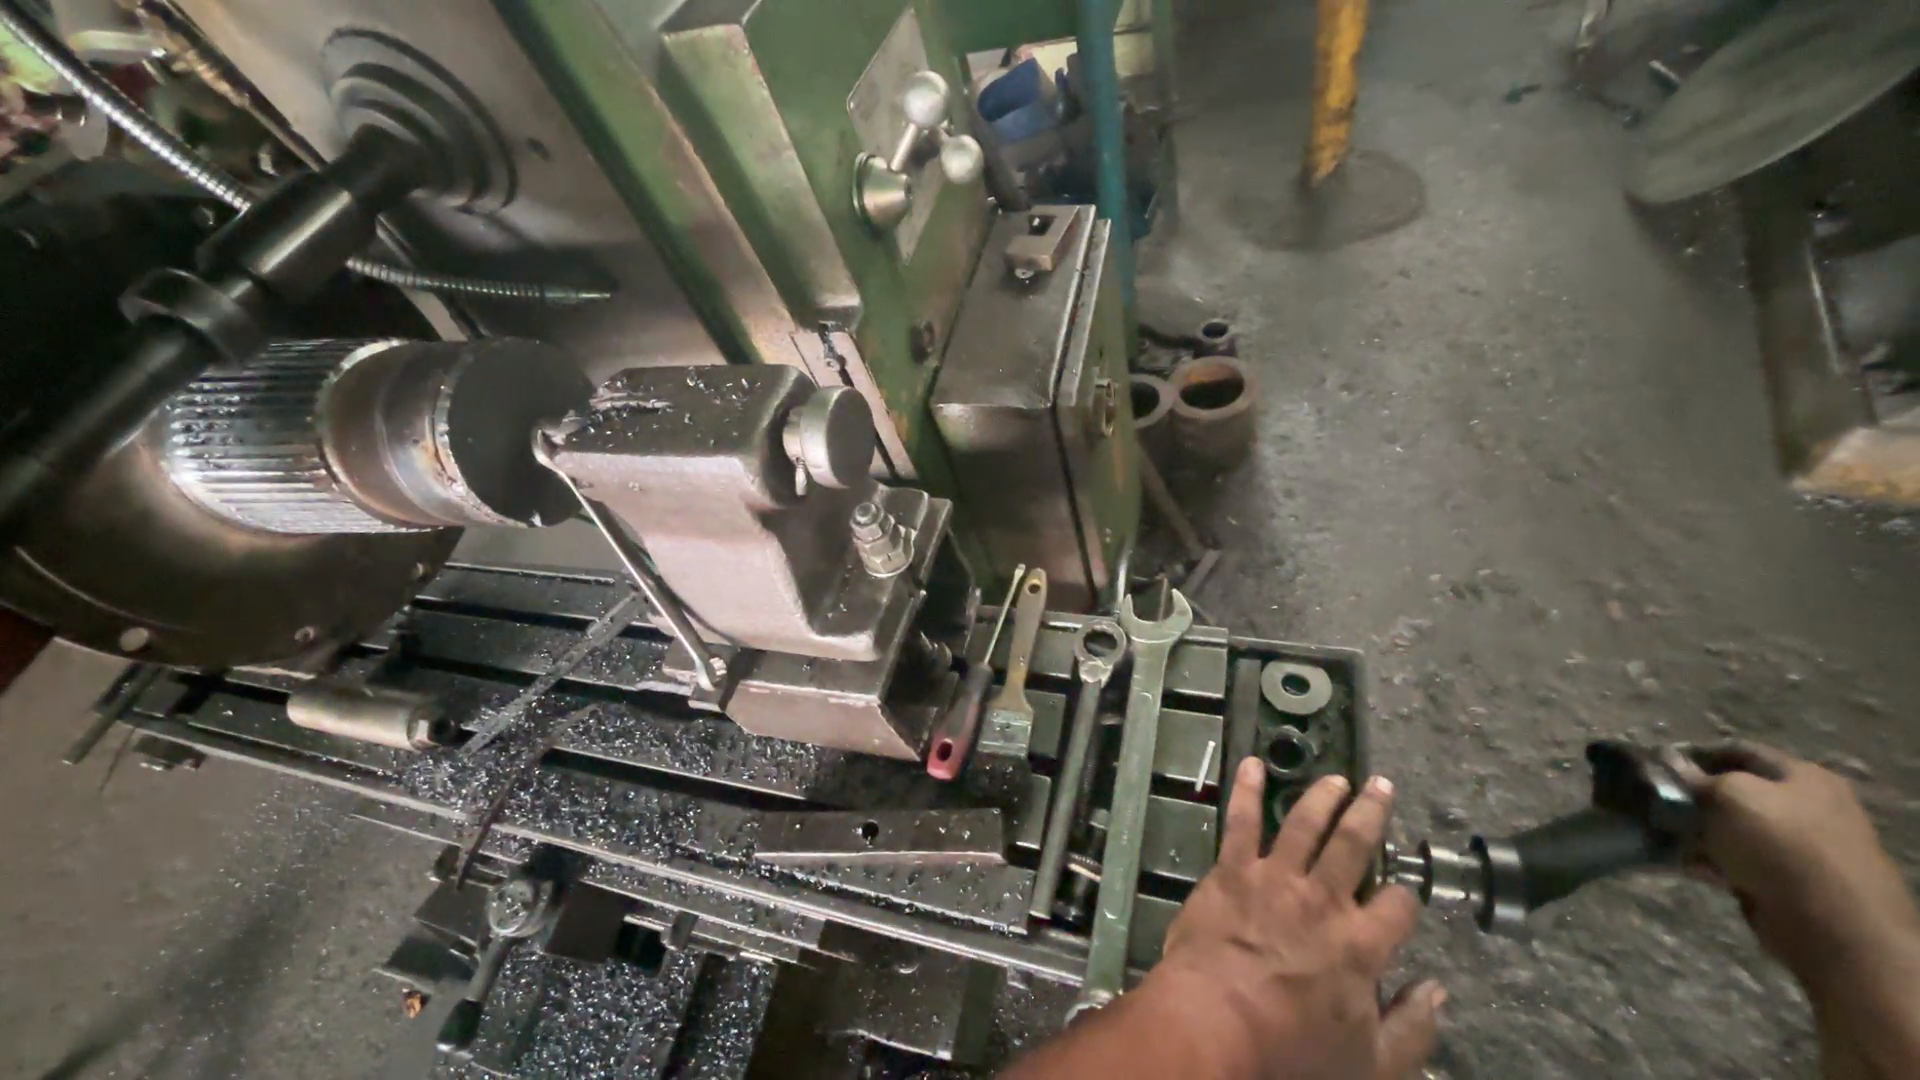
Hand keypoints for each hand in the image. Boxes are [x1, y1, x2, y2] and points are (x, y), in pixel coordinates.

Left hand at [1145, 759, 1442, 1079]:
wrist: (1214, 1023)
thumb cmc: (1290, 1051)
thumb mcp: (1370, 1063)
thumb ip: (1411, 1028)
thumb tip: (1438, 992)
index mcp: (1361, 945)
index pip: (1398, 905)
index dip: (1406, 895)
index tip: (1405, 888)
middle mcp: (1323, 900)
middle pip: (1356, 845)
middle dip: (1372, 813)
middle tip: (1381, 787)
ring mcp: (1275, 879)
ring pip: (1305, 824)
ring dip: (1322, 797)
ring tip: (1336, 779)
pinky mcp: (1232, 871)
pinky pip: (1241, 822)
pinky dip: (1247, 790)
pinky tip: (1252, 765)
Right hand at [1672, 742, 1919, 987]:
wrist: (1833, 926)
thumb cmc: (1780, 845)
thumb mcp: (1729, 796)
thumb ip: (1694, 776)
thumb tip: (1667, 761)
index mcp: (1803, 777)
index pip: (1738, 750)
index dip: (1693, 753)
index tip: (1655, 765)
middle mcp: (1806, 807)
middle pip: (1733, 791)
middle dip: (1691, 796)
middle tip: (1652, 801)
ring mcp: (1798, 846)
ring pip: (1730, 828)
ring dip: (1694, 831)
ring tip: (1657, 833)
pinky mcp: (1786, 879)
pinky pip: (1736, 860)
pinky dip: (1708, 860)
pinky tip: (1680, 862)